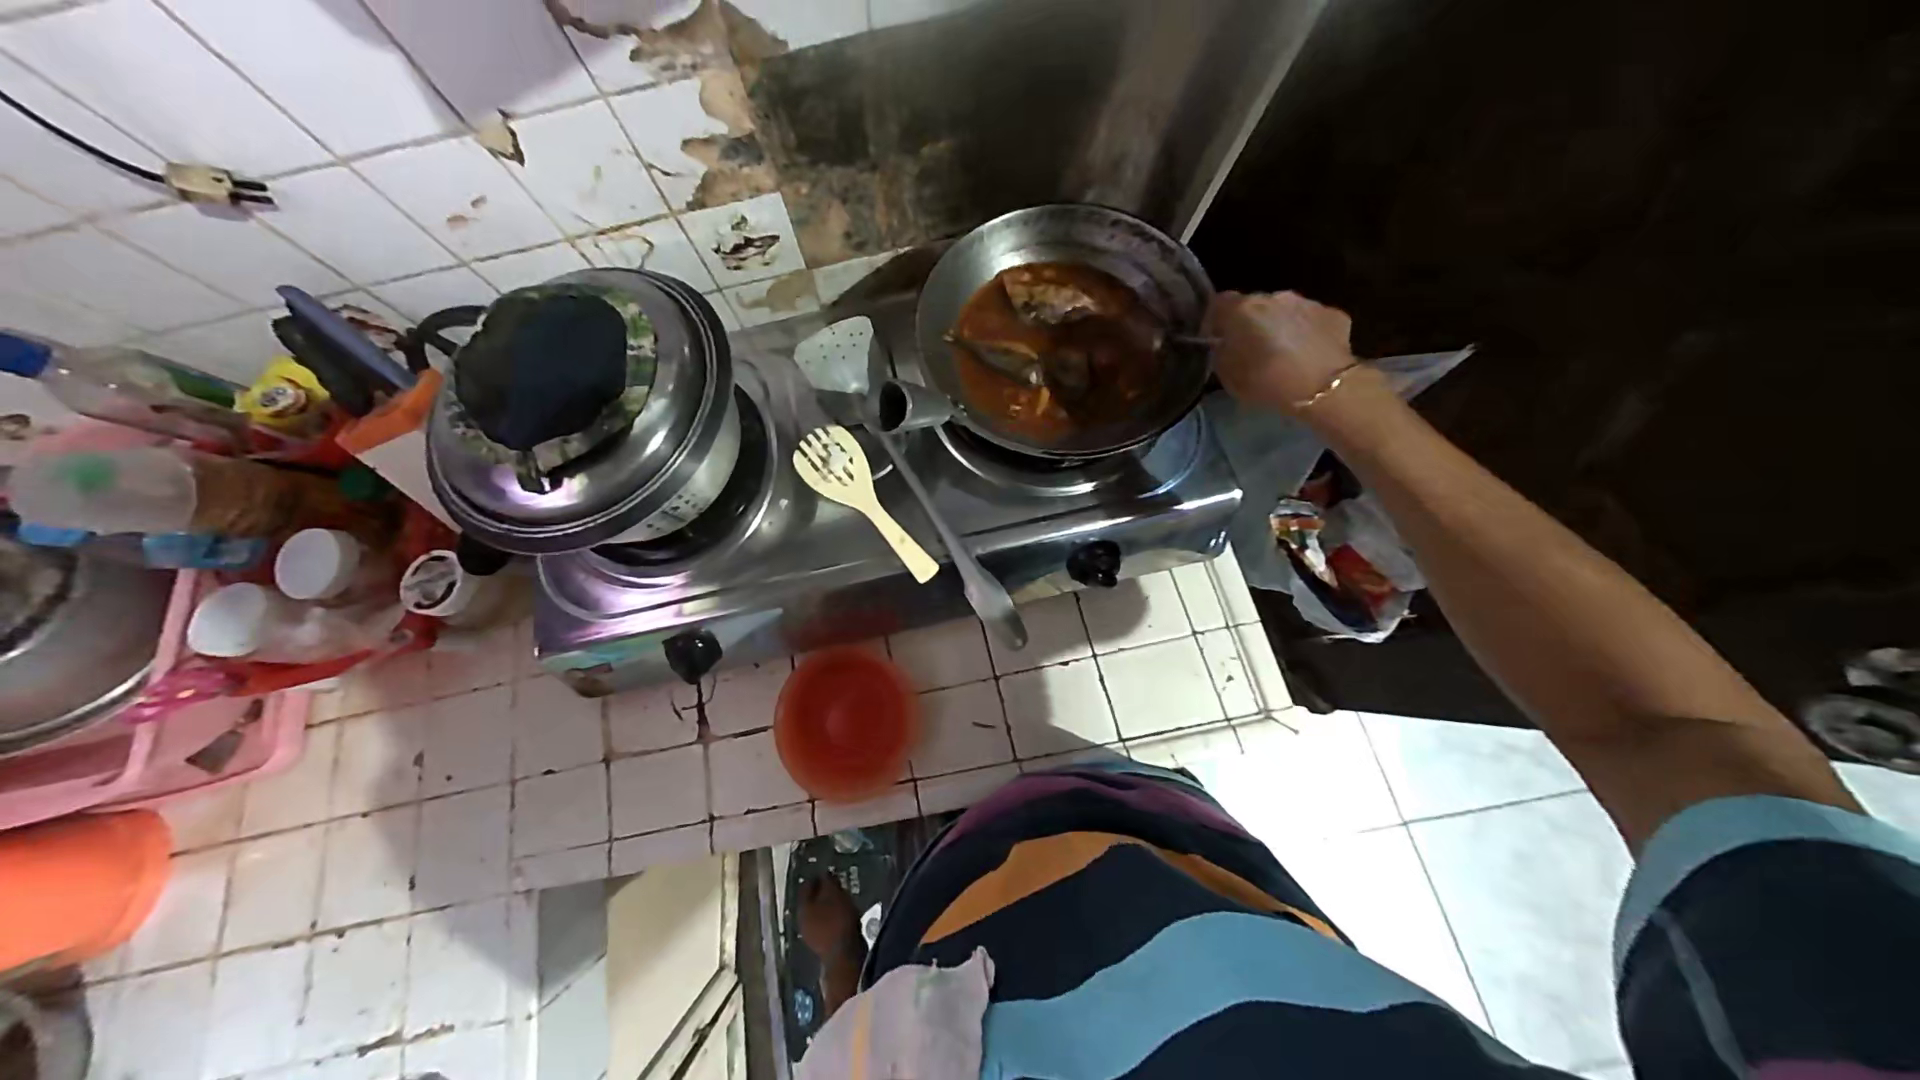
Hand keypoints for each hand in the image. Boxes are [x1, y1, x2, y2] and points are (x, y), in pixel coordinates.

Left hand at [798, 874, 860, 958]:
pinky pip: (828, 925)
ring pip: (820, 914)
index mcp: (802, 908)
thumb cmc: (838, 919)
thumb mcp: (835, 894)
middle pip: (812, 901)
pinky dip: (835, 918)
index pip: (806, 886)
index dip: (818, 876)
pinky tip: (846, 916)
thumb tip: (824, 873)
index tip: (830, 871)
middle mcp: (803, 922)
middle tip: (838, 884)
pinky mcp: (824, 945)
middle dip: (824, 892)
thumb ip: (828, 881)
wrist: (845, 955)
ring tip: (844, 899)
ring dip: (830, 906)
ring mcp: (812, 935)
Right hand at [1205, 291, 1356, 412]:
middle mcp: (1274, 297)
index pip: (1219, 303)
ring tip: (1282, 352)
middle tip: (1250, 348)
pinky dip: (1306, 332)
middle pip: (1254, 304)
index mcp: (1243, 310)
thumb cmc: (1267, 383)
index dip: (1215, 320)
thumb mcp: (1229, 376)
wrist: (1323, 388)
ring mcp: (1307, 303)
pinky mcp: (1333, 314)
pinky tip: (1308, 354)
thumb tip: (1224, 345)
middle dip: (1249, 322)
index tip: (1216, 338)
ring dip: (1278, 325)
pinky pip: (1310, 320)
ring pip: (1284, 310)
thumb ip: (1222, 353)